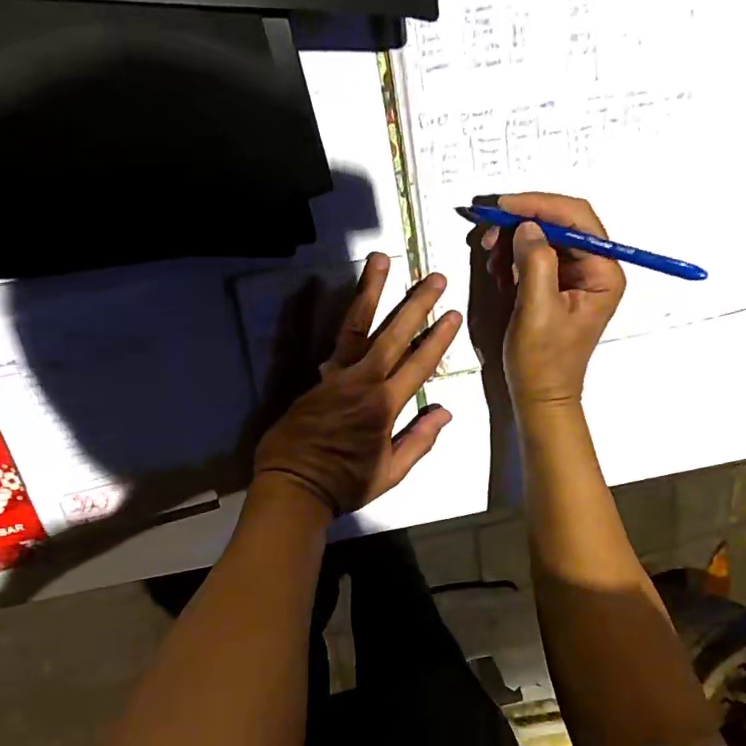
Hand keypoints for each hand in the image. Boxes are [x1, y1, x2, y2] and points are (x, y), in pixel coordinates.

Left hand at [253, 253, 462, 514]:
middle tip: (435, 277)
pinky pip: (337, 341)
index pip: (418, 364)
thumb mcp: (391, 472)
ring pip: (356, 324)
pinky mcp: (318, 377)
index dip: (438, 339)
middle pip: (392, 334)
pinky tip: (355, 302)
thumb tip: (444, 411)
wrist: (292, 485)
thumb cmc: (346, 483)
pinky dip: (349, 319)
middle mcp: (362, 381)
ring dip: (371, 290)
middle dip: (416, 304)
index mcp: (384, 405)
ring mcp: (336, 375)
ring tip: (380, 260)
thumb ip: (419, 440)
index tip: (453, 314)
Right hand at [470, 193, 625, 410]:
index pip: (577, 219)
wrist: (539, 395)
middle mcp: (595, 269)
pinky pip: (535, 254)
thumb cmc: (543, 363)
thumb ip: (536, 262)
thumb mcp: (538, 311)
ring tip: (491, 254)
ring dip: (514, 238)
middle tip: (490, 230)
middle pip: (561, 222)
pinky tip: (499, 269)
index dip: (540, 206)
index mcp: (603, 274)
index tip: (504, 206)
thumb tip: (527, 226)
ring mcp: (576, 275)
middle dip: (524, 222)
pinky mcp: (557, 283)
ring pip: (545, 235)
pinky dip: (514, 255)